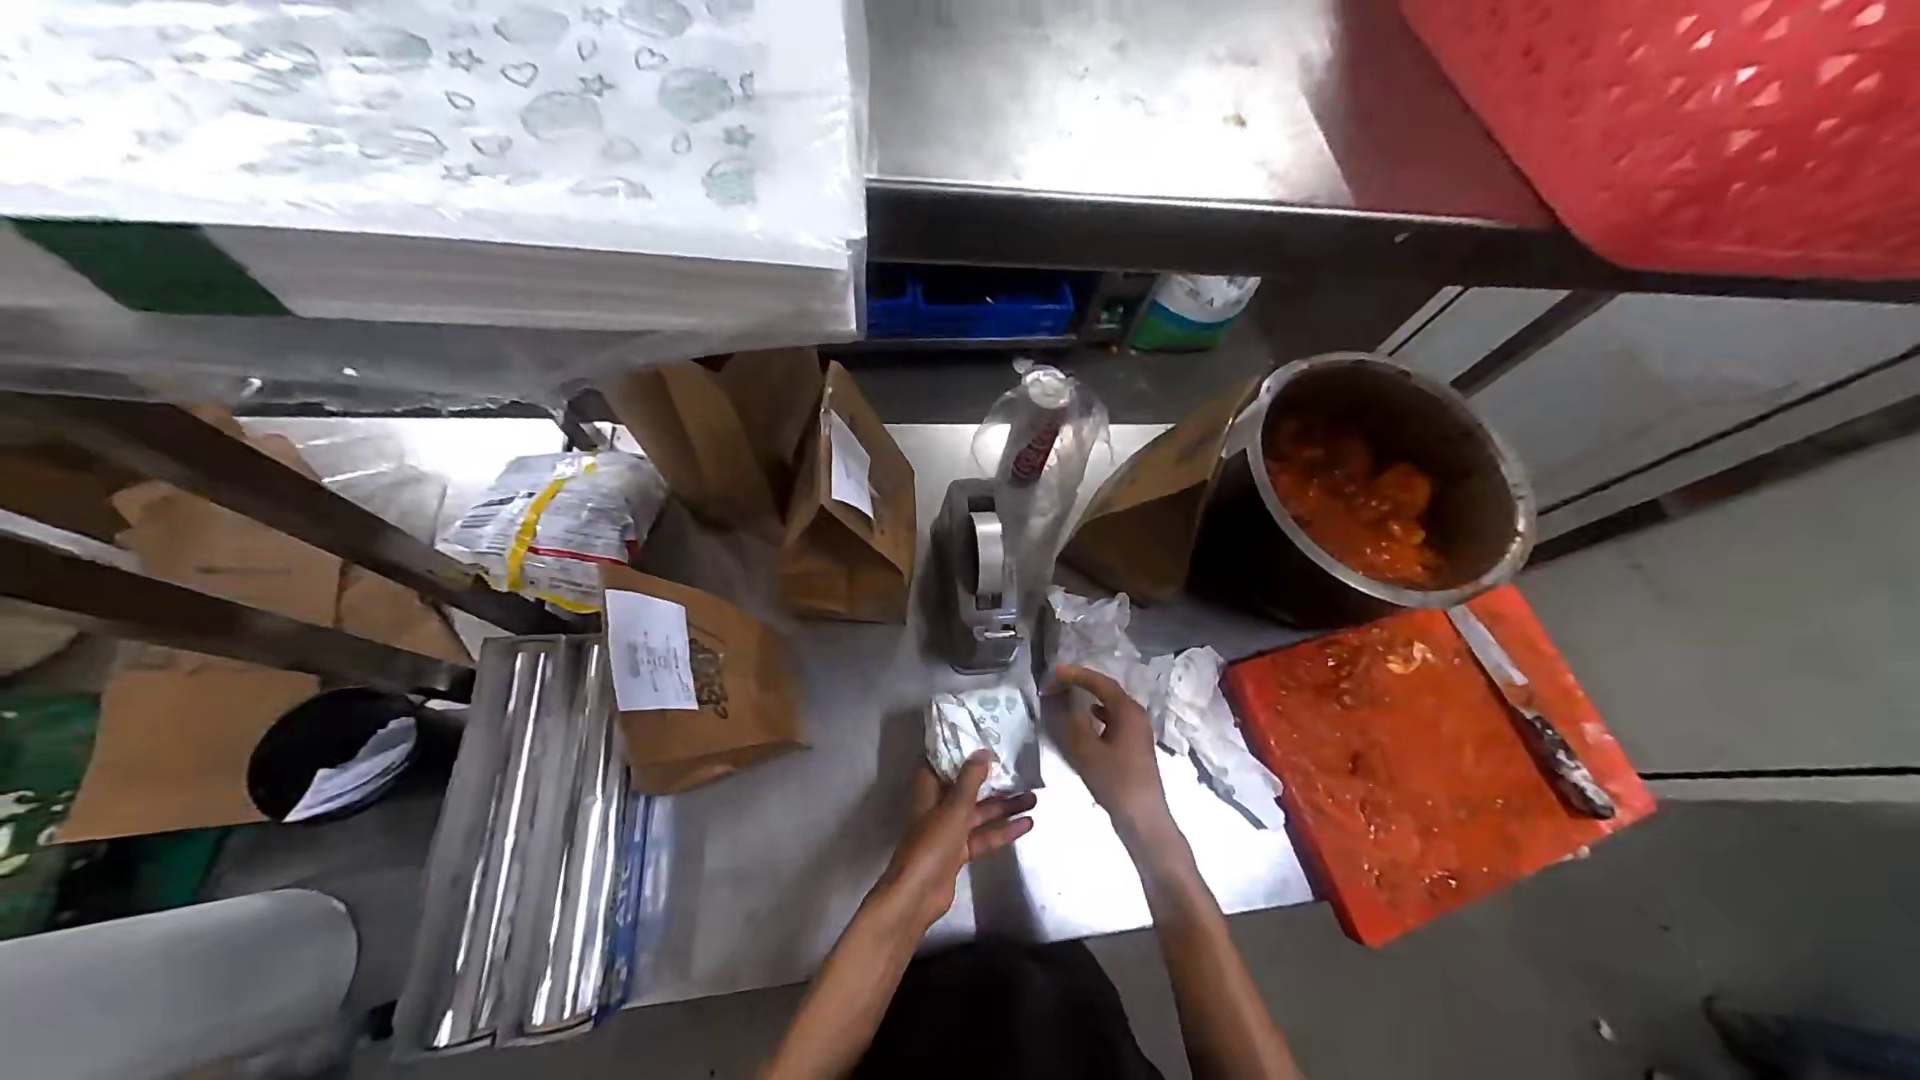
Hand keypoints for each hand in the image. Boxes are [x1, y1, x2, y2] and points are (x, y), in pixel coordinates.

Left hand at [870, 751, 1035, 935]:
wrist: (917, 895)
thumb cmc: (931, 844)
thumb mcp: (954, 808)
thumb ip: (970, 780)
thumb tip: (984, 752)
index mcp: (930, 792)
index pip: (941, 764)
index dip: (960, 753)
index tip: (982, 741)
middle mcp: (938, 808)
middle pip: (967, 789)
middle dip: (992, 781)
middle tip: (1018, 770)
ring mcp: (949, 832)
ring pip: (980, 813)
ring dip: (1004, 806)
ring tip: (1033, 797)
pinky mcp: (960, 853)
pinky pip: (984, 837)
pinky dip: (1003, 832)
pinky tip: (1027, 824)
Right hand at [1052, 665, 1174, 841]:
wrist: (1142, 818)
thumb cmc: (1116, 782)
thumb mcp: (1086, 752)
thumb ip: (1071, 722)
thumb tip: (1058, 700)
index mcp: (1128, 711)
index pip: (1099, 682)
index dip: (1074, 675)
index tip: (1052, 674)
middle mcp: (1136, 714)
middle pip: (1105, 689)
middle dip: (1079, 683)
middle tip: (1054, 683)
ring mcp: (1137, 730)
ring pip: (1109, 704)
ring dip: (1086, 698)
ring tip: (1064, 697)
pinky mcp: (1133, 744)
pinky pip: (1112, 718)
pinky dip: (1095, 713)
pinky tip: (1084, 719)